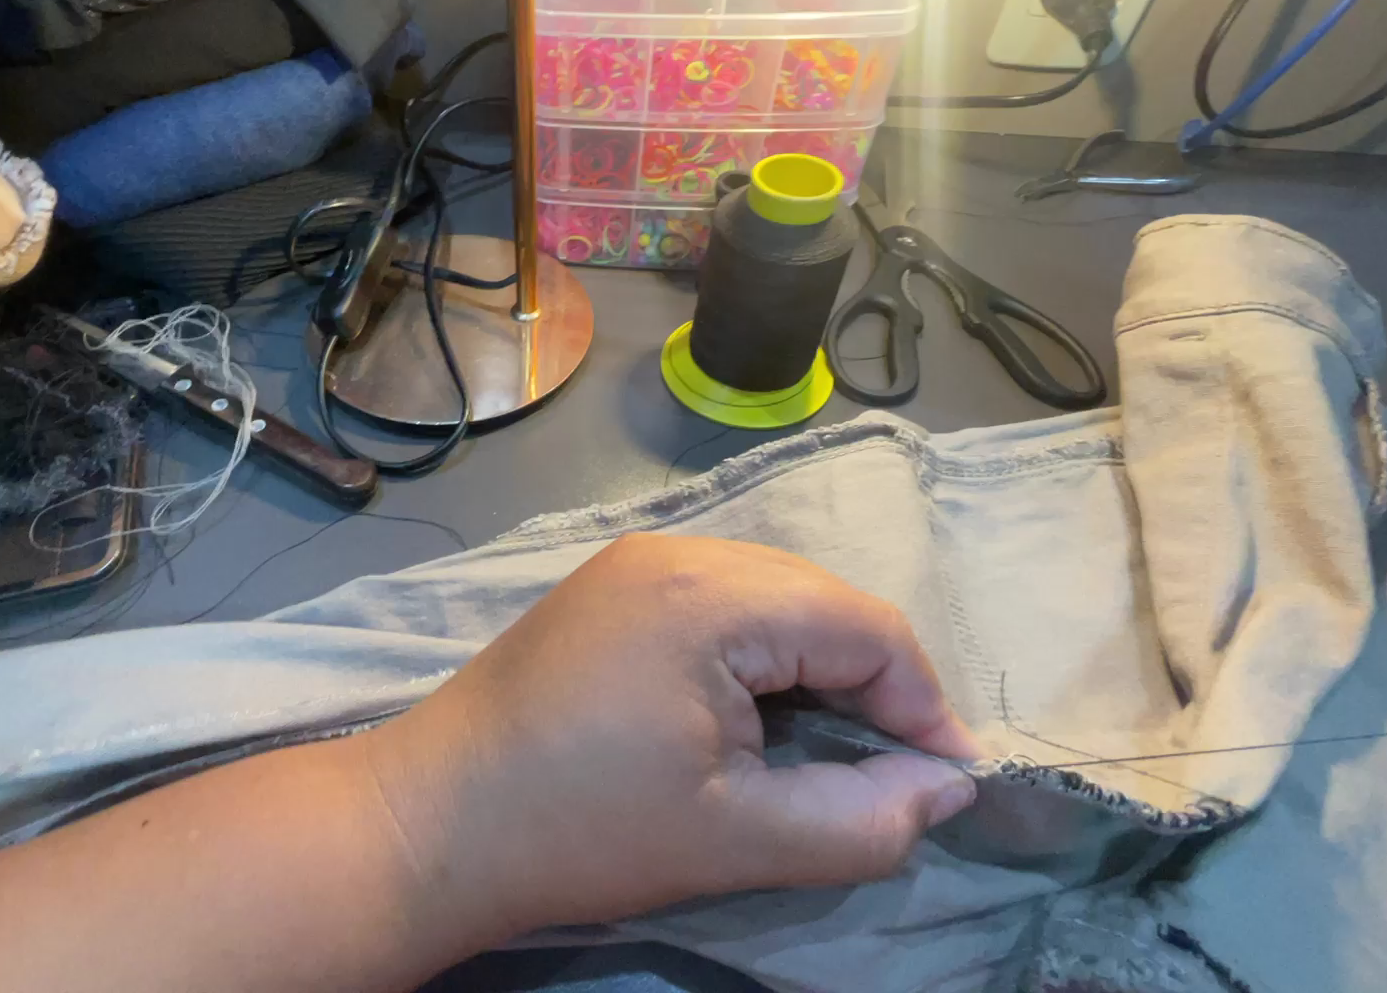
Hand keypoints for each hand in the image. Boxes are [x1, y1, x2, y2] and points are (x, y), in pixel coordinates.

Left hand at [363, 534, 980, 937]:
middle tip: (884, 763)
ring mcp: (634, 558)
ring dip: (812, 658)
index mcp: (710, 595)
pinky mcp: (609, 581)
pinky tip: (748, 701)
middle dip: (868, 678)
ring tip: (821, 738)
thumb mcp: (738, 837)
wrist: (440, 812)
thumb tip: (946, 785)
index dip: (920, 702)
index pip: (862, 625)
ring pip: (769, 591)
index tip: (939, 778)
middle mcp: (675, 550)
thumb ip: (864, 815)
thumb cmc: (583, 827)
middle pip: (816, 598)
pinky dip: (755, 644)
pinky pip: (716, 594)